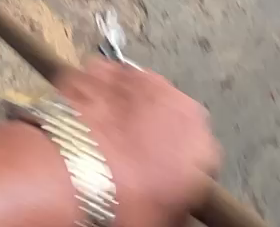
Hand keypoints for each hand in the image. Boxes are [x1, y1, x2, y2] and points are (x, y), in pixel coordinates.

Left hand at [54, 60, 221, 226]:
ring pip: (136, 89)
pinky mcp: (100, 67)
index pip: (199, 149)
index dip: (180, 161)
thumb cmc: (128, 202)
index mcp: (201, 138)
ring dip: (126, 104)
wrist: (78, 172)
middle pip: (168, 110)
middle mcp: (174, 98)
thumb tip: (174, 200)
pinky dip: (98, 91)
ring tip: (107, 133)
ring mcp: (135, 76)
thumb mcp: (169, 215)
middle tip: (134, 152)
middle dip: (154, 125)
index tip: (166, 173)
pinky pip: (104, 78)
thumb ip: (182, 195)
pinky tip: (87, 116)